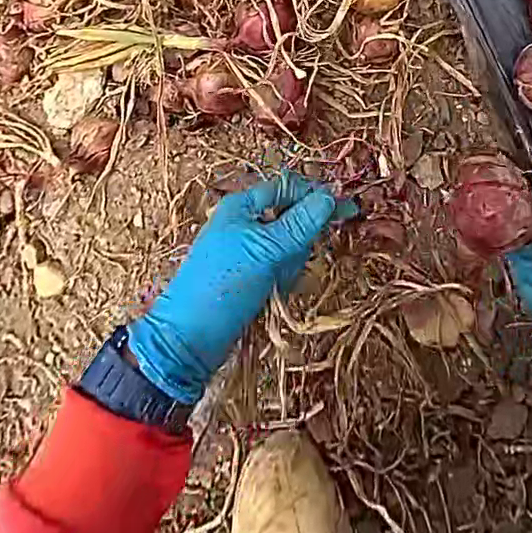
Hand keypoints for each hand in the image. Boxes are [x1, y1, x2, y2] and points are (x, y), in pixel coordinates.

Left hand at [127, 170, 354, 402]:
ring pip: (291, 245)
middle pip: (293, 217)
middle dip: (301, 240)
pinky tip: (274, 293)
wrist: (186, 344)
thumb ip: (301, 222)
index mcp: (242, 206)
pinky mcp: (250, 275)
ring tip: (278, 283)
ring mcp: (247, 250)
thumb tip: (331, 195)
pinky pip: (281, 267)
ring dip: (292, 263)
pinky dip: (284, 278)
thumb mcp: (266, 250)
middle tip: (293, 260)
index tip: (345, 211)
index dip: (315, 197)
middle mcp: (245, 223)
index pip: (289, 188)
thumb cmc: (222, 287)